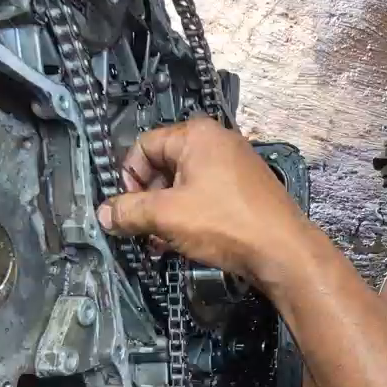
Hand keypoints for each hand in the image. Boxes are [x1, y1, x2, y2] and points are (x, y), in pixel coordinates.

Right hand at [97, 118, 319, 288]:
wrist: (283, 251)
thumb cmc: (224, 223)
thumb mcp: (167, 216)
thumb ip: (130, 211)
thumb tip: (103, 214)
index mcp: (196, 135)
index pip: (144, 146)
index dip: (128, 177)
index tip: (126, 209)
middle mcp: (217, 142)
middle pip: (164, 165)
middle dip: (148, 199)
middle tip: (143, 229)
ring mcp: (235, 166)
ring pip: (185, 185)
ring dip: (166, 213)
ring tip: (159, 242)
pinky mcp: (246, 190)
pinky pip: (206, 196)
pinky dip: (189, 216)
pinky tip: (181, 243)